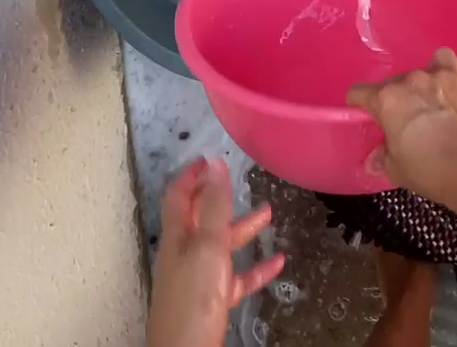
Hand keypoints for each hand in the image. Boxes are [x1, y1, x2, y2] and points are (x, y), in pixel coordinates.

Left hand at [146, 157, 286, 346]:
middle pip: (202, 217)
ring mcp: (197, 278)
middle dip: (220, 196)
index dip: (191, 173)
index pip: (178, 195)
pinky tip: (278, 262)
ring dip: (244, 227)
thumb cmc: (194, 297)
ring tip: (270, 212)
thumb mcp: (208, 246)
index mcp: (179, 235)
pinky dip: (255, 267)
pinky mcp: (211, 301)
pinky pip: (235, 277)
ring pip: (221, 245)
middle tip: (239, 177)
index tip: (210, 156)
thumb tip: (215, 161)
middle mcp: (185, 252)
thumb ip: (214, 206)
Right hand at [345, 48, 456, 206]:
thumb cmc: (431, 171)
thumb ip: (382, 157)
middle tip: (402, 121)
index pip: (359, 92)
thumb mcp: (397, 170)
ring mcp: (434, 74)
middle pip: (390, 84)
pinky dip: (440, 68)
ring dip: (416, 88)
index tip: (362, 111)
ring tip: (426, 105)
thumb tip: (373, 158)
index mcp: (385, 100)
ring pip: (416, 73)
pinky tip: (443, 82)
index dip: (358, 102)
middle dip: (392, 100)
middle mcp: (407, 80)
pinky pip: (443, 60)